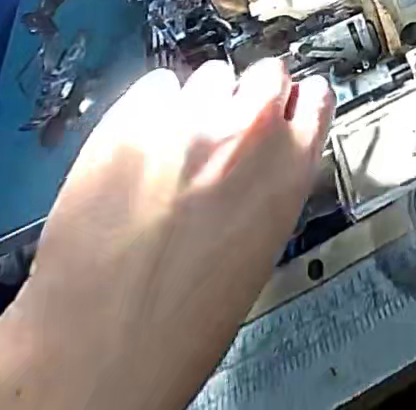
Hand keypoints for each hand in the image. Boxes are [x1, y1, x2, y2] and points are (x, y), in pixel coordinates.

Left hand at [0, 58, 333, 409]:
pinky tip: (145, 143)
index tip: (288, 104)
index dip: (299, 101)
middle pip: (269, 72)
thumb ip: (274, 178)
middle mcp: (250, 129)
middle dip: (254, 93)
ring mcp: (192, 117)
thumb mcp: (264, 241)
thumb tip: (268, 152)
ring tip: (181, 141)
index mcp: (291, 164)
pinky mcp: (134, 117)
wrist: (99, 344)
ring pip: (214, 73)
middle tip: (231, 124)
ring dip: (204, 100)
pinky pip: (157, 85)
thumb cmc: (185, 317)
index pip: (317, 96)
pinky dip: (154, 106)